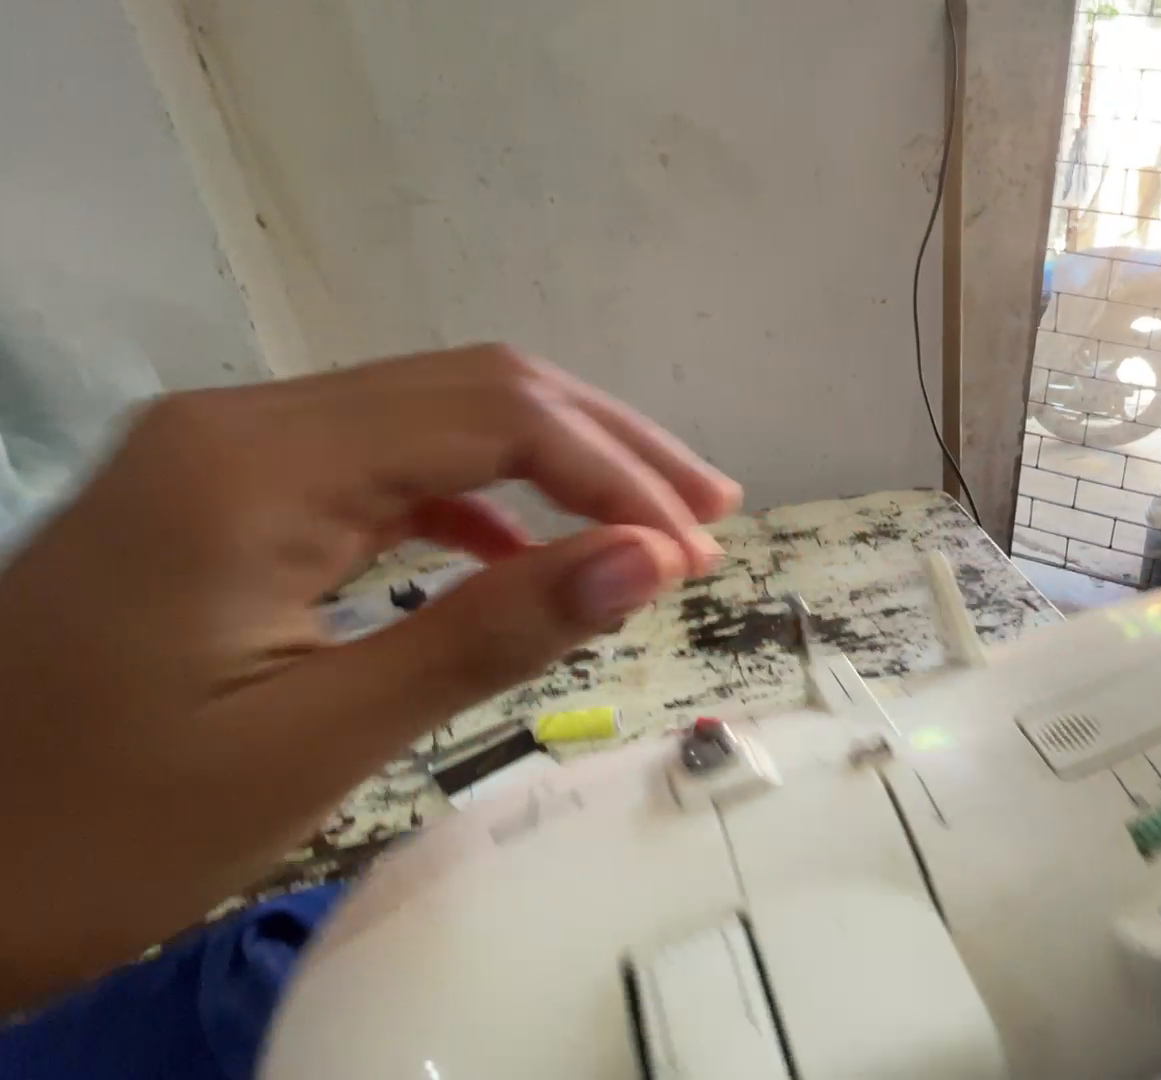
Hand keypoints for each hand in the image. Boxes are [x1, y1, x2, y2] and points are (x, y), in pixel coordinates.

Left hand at [0, 344, 739, 1008]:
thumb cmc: (97, 830)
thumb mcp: (319, 738)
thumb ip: (495, 632)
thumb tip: (652, 560)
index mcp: (257, 465)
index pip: (499, 417)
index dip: (618, 478)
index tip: (692, 557)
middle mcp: (253, 424)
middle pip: (487, 386)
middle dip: (616, 448)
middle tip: (713, 509)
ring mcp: (245, 454)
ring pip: (454, 414)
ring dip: (570, 463)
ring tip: (656, 520)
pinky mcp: (249, 497)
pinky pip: (409, 465)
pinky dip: (500, 498)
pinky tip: (536, 550)